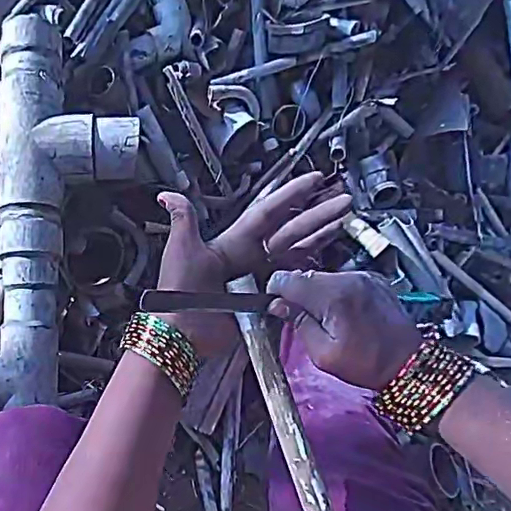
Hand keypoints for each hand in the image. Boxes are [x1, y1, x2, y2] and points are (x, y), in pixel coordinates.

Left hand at [152, 172, 352, 356]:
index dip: (291, 194)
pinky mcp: (265, 300)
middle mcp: (249, 258)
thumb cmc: (178, 290)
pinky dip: (311, 272)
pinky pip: (293, 282)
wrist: (182, 330)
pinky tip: (328, 259)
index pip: (268, 211)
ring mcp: (259, 279)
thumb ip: (183, 219)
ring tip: (343, 220)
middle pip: (291, 229)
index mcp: (233, 242)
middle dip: (317, 214)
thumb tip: (167, 194)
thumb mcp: (181, 248)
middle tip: (341, 200)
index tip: (312, 180)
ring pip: (297, 252)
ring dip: (320, 236)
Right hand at [266, 270, 422, 389]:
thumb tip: (277, 306)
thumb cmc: (368, 364)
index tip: (275, 306)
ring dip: (315, 293)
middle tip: (299, 318)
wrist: (411, 364)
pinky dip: (333, 292)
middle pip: (304, 275)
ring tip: (322, 318)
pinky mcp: (373, 281)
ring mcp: (363, 277)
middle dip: (296, 294)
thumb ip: (299, 324)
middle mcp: (349, 279)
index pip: (287, 279)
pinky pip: (341, 280)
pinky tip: (339, 312)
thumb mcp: (324, 354)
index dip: (275, 292)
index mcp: (333, 296)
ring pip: (322, 277)